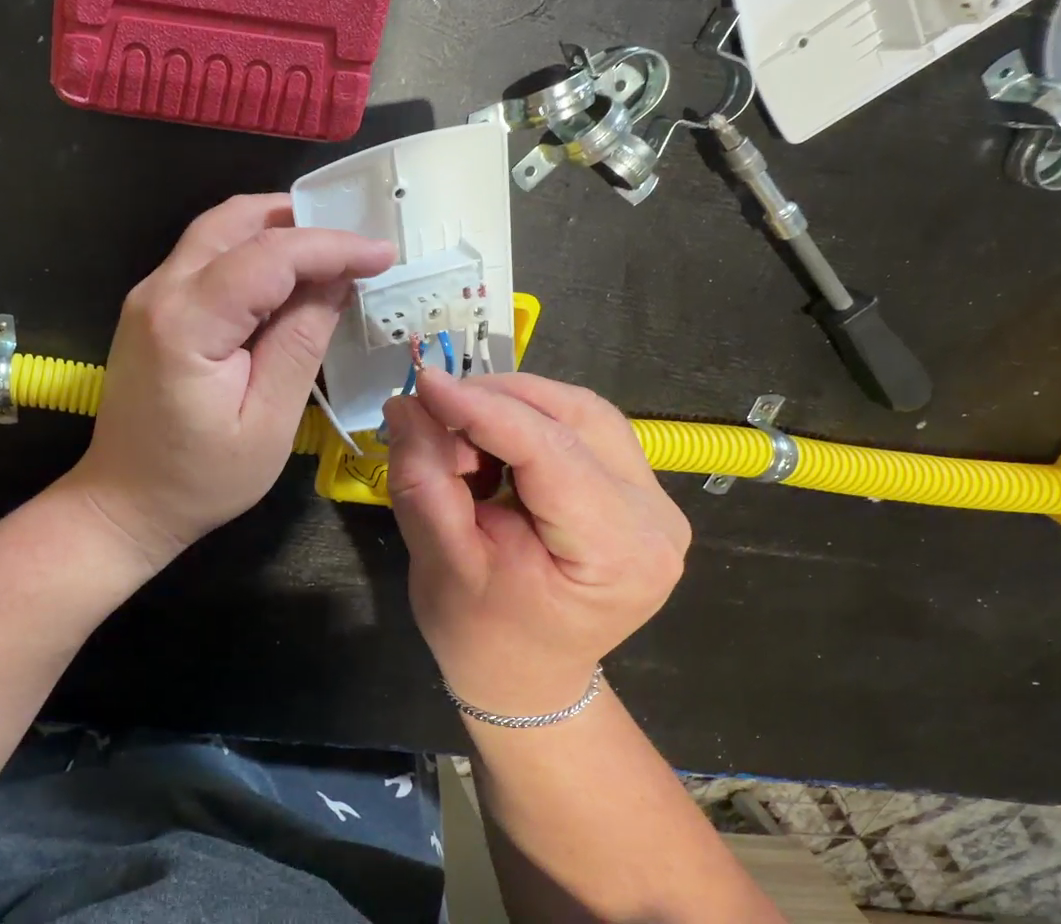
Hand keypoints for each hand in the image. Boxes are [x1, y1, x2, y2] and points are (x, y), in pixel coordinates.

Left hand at [63, 194, 392, 571]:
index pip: (267, 256)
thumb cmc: (199, 479)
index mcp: (186, 323)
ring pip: (213, 234)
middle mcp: (157, 293)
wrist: (124, 502)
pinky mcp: (148, 311)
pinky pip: (201, 260)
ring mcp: (146, 298)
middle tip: (352, 242)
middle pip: (230, 222)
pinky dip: (246, 254)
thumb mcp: (266, 423)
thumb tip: (334, 283)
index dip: (330, 246)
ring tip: (327, 255)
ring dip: (270, 232)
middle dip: (298, 221)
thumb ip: (300, 344)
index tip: (382, 254)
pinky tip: (283, 280)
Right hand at [383, 371, 689, 716]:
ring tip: (454, 434)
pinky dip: (524, 425)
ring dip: (509, 408)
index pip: (550, 452)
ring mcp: (653, 503)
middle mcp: (654, 519)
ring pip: (581, 414)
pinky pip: (580, 432)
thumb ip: (423, 479)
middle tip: (431, 407)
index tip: (423, 381)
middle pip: (578, 416)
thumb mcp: (440, 562)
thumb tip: (406, 405)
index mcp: (615, 552)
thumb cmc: (480, 635)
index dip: (483, 409)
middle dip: (497, 399)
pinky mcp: (635, 493)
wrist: (526, 680)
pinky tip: (485, 449)